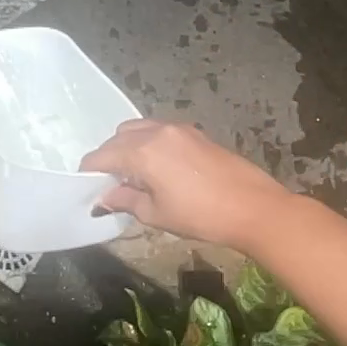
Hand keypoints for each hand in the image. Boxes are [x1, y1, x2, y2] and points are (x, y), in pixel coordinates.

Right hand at [78, 119, 298, 250]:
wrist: (257, 209)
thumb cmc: (201, 216)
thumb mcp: (155, 214)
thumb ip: (124, 200)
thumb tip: (103, 198)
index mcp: (141, 152)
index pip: (100, 157)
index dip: (89, 173)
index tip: (88, 188)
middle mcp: (155, 133)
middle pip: (116, 139)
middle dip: (107, 158)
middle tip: (112, 183)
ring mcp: (178, 130)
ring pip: (137, 129)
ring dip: (127, 146)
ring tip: (135, 172)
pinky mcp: (195, 133)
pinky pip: (158, 130)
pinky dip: (147, 142)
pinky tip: (157, 166)